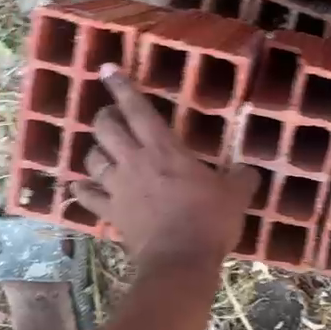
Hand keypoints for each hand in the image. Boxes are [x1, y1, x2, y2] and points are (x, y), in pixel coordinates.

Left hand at [74, 65, 258, 266]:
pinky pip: (87, 196)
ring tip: (102, 149)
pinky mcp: (110, 213)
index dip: (121, 87)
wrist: (180, 260)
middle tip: (112, 115)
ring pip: (92, 158)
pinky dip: (81, 190)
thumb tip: (250, 171)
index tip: (107, 69)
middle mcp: (134, 161)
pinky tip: (80, 187)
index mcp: (164, 148)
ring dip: (95, 149)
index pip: (137, 109)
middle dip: (105, 116)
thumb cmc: (210, 221)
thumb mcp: (236, 195)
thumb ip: (241, 178)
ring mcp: (118, 188)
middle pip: (106, 128)